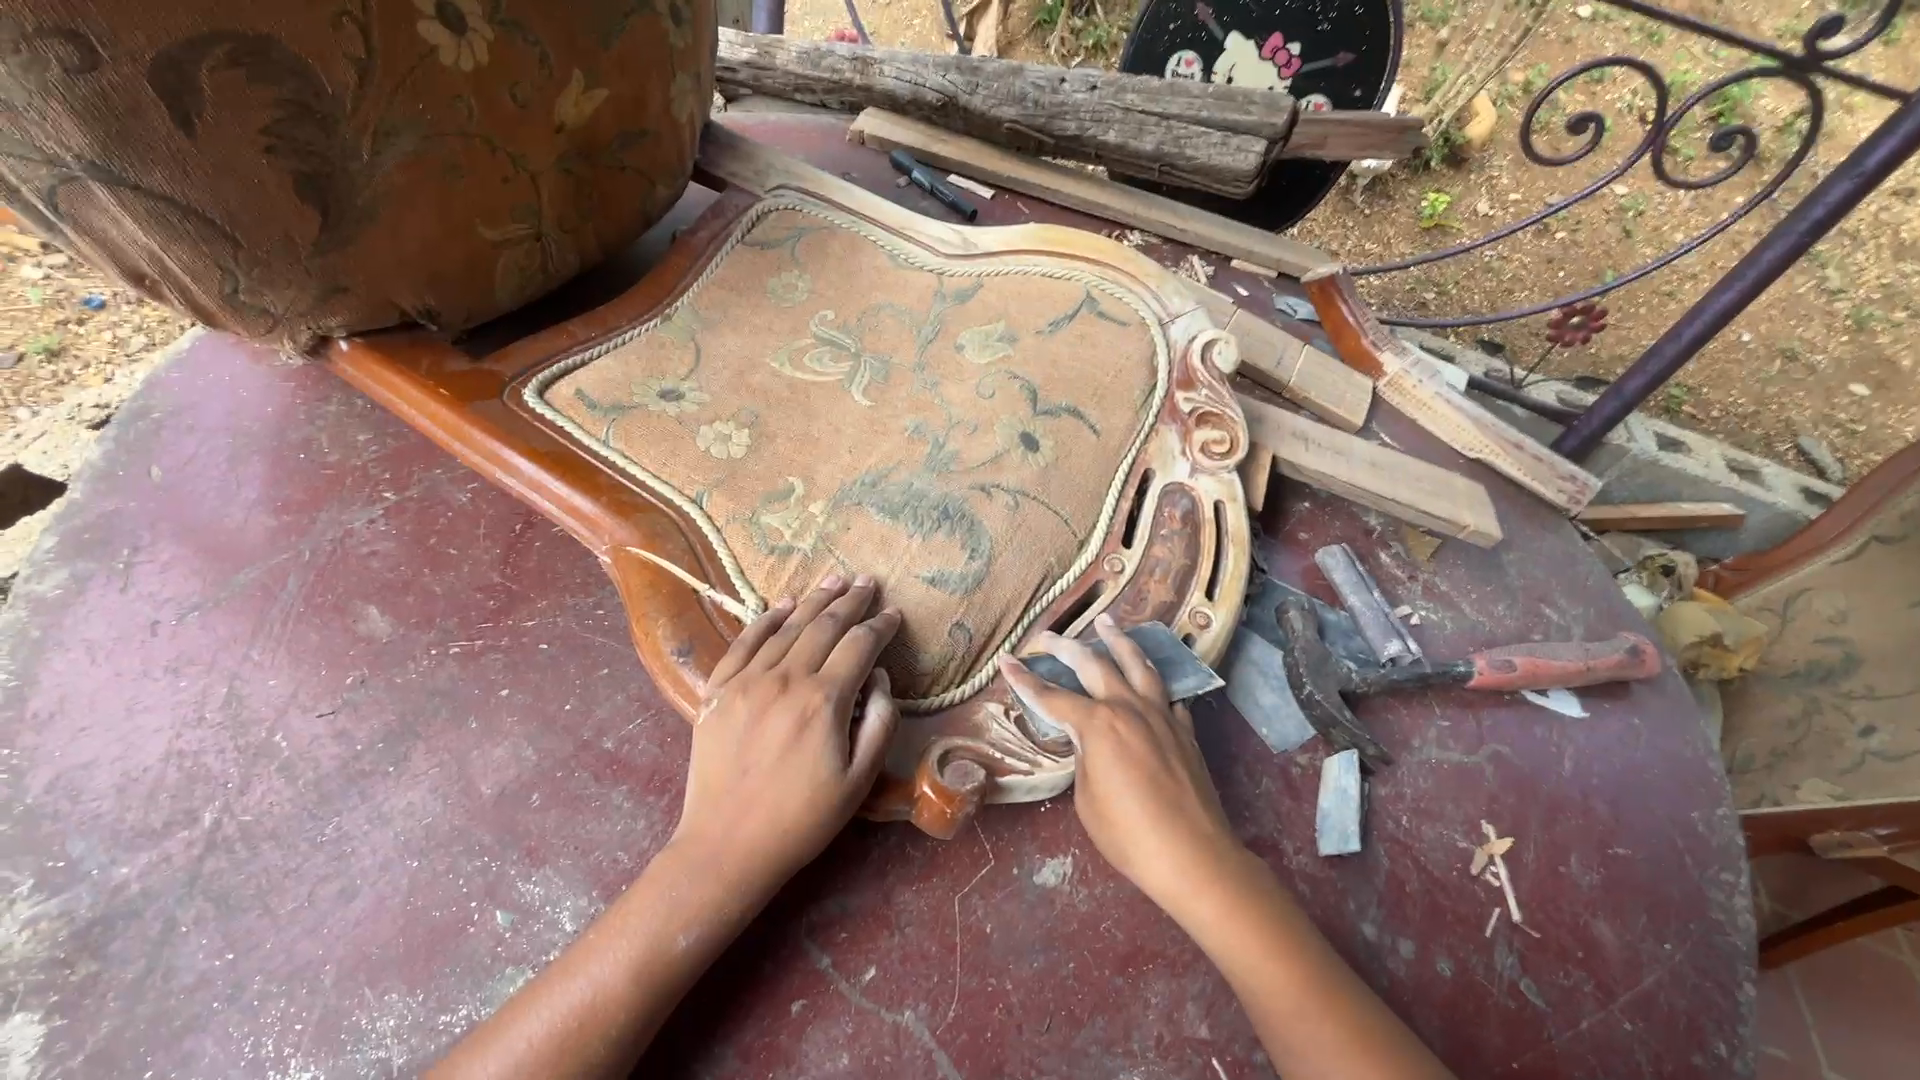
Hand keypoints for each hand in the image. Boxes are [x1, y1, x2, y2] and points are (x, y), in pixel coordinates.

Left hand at [671, 574, 902, 898]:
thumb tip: (880, 677)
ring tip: (834, 580)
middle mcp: (785, 680)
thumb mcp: (859, 781)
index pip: (859, 646)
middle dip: (850, 601)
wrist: (728, 846)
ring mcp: (747, 682)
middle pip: (824, 626)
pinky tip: (782, 604)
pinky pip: (743, 643)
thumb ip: (879, 722)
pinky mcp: (718, 692)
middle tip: (867, 582)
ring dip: (813, 600)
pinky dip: (765, 619)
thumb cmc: (802, 820)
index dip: (880, 626)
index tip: (893, 614)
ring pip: (786, 627)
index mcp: (824, 702)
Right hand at [996, 614, 1244, 907]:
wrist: (1192, 855)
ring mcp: (1161, 715)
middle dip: (1064, 646)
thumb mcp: (1086, 799)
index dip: (1024, 679)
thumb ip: (1083, 759)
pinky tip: (1151, 679)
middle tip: (1045, 635)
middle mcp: (1128, 708)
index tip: (1006, 660)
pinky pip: (1167, 695)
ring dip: (1118, 639)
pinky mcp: (1184, 730)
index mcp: (1098, 724)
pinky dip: (1154, 682)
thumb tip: (1088, 741)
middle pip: (1093, 664)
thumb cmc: (1128, 834)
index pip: (1051, 696)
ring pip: (1138, 664)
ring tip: (1106, 621)